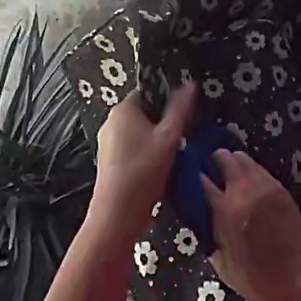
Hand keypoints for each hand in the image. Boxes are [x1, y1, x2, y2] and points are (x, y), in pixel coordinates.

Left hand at [88, 83, 197, 242]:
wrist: (117, 215)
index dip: (169, 97)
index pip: (149, 91)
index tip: (188, 108)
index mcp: (123, 110)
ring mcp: (109, 142)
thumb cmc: (143, 171)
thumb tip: (190, 84)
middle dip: (166, 120)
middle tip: (187, 129)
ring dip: (159, 138)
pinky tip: (163, 164)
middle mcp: (112, 122)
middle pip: (146, 112)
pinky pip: (135, 147)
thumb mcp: (169, 138)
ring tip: (178, 148)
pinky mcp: (111, 161)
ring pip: (141, 131)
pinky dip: (149, 151)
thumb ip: (180, 109)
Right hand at [203, 149, 300, 300]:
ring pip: (242, 158)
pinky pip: (257, 167)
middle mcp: (243, 191)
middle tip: (207, 173)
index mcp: (226, 212)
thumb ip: (209, 235)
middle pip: (222, 158)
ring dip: (231, 162)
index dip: (191, 178)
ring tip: (225, 175)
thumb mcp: (222, 265)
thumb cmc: (259, 279)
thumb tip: (202, 220)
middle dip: (212, 162)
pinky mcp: (279, 186)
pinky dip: (247, 169)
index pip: (200, 181)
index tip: (186, 180)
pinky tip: (243, 182)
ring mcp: (264, 185)